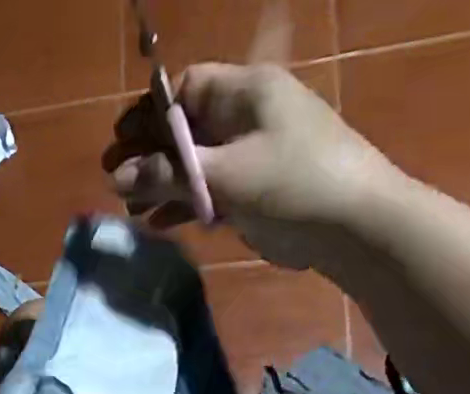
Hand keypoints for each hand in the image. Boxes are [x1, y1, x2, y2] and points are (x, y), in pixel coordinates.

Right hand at [103, 63, 393, 269]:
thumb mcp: (226, 176)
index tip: (119, 144)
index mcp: (246, 92)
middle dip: (150, 156)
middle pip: (187, 130)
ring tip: (133, 209)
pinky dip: (188, 205)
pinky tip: (161, 222)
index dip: (149, 115)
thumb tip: (118, 177)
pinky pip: (213, 192)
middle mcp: (248, 117)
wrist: (355, 227)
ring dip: (165, 185)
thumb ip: (170, 175)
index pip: (186, 90)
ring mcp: (254, 156)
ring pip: (198, 165)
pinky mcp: (257, 193)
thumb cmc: (292, 184)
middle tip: (115, 181)